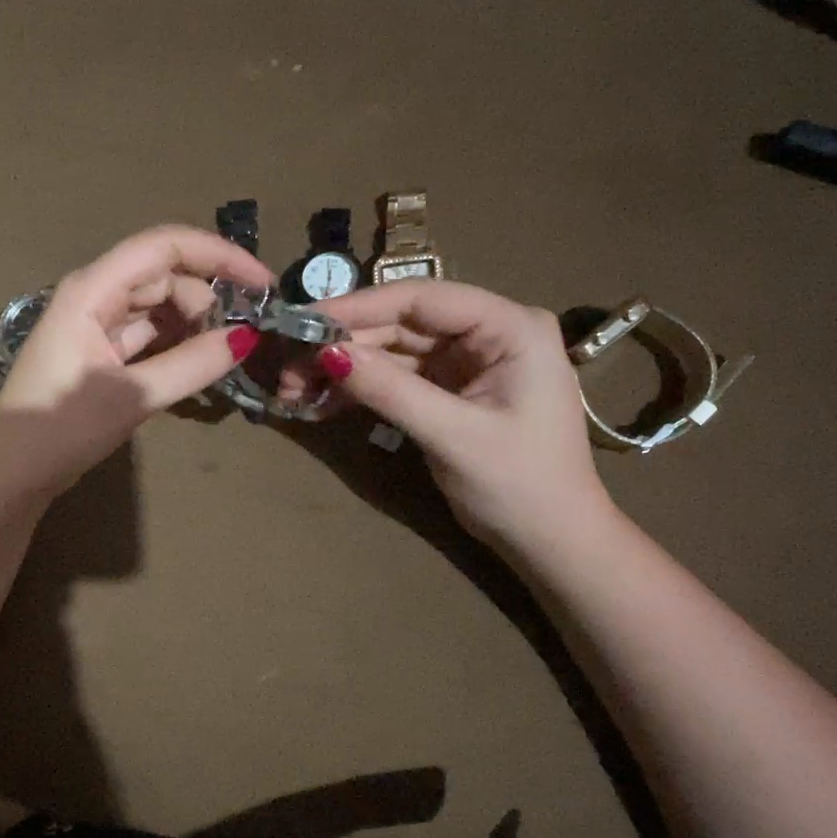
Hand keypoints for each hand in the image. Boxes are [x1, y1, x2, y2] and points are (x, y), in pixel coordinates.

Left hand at [0, 225, 273, 493]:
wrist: (10, 473)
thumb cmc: (61, 427)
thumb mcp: (131, 397)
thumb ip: (191, 365)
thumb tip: (246, 338)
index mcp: (92, 289)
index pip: (165, 246)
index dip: (219, 256)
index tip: (263, 285)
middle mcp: (93, 296)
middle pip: (164, 275)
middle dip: (208, 298)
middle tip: (243, 337)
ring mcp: (93, 327)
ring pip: (156, 307)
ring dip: (193, 324)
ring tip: (225, 354)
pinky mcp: (97, 356)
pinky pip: (145, 337)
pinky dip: (174, 346)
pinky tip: (198, 365)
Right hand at [312, 280, 614, 551]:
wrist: (548, 538)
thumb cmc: (517, 483)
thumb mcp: (452, 434)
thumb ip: (391, 390)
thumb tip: (327, 353)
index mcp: (510, 327)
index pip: (424, 299)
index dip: (360, 306)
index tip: (304, 320)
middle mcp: (488, 333)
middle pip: (401, 323)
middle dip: (343, 343)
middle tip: (288, 366)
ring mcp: (466, 362)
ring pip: (392, 350)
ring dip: (343, 367)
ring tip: (293, 388)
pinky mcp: (448, 389)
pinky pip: (394, 377)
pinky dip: (359, 388)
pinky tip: (320, 400)